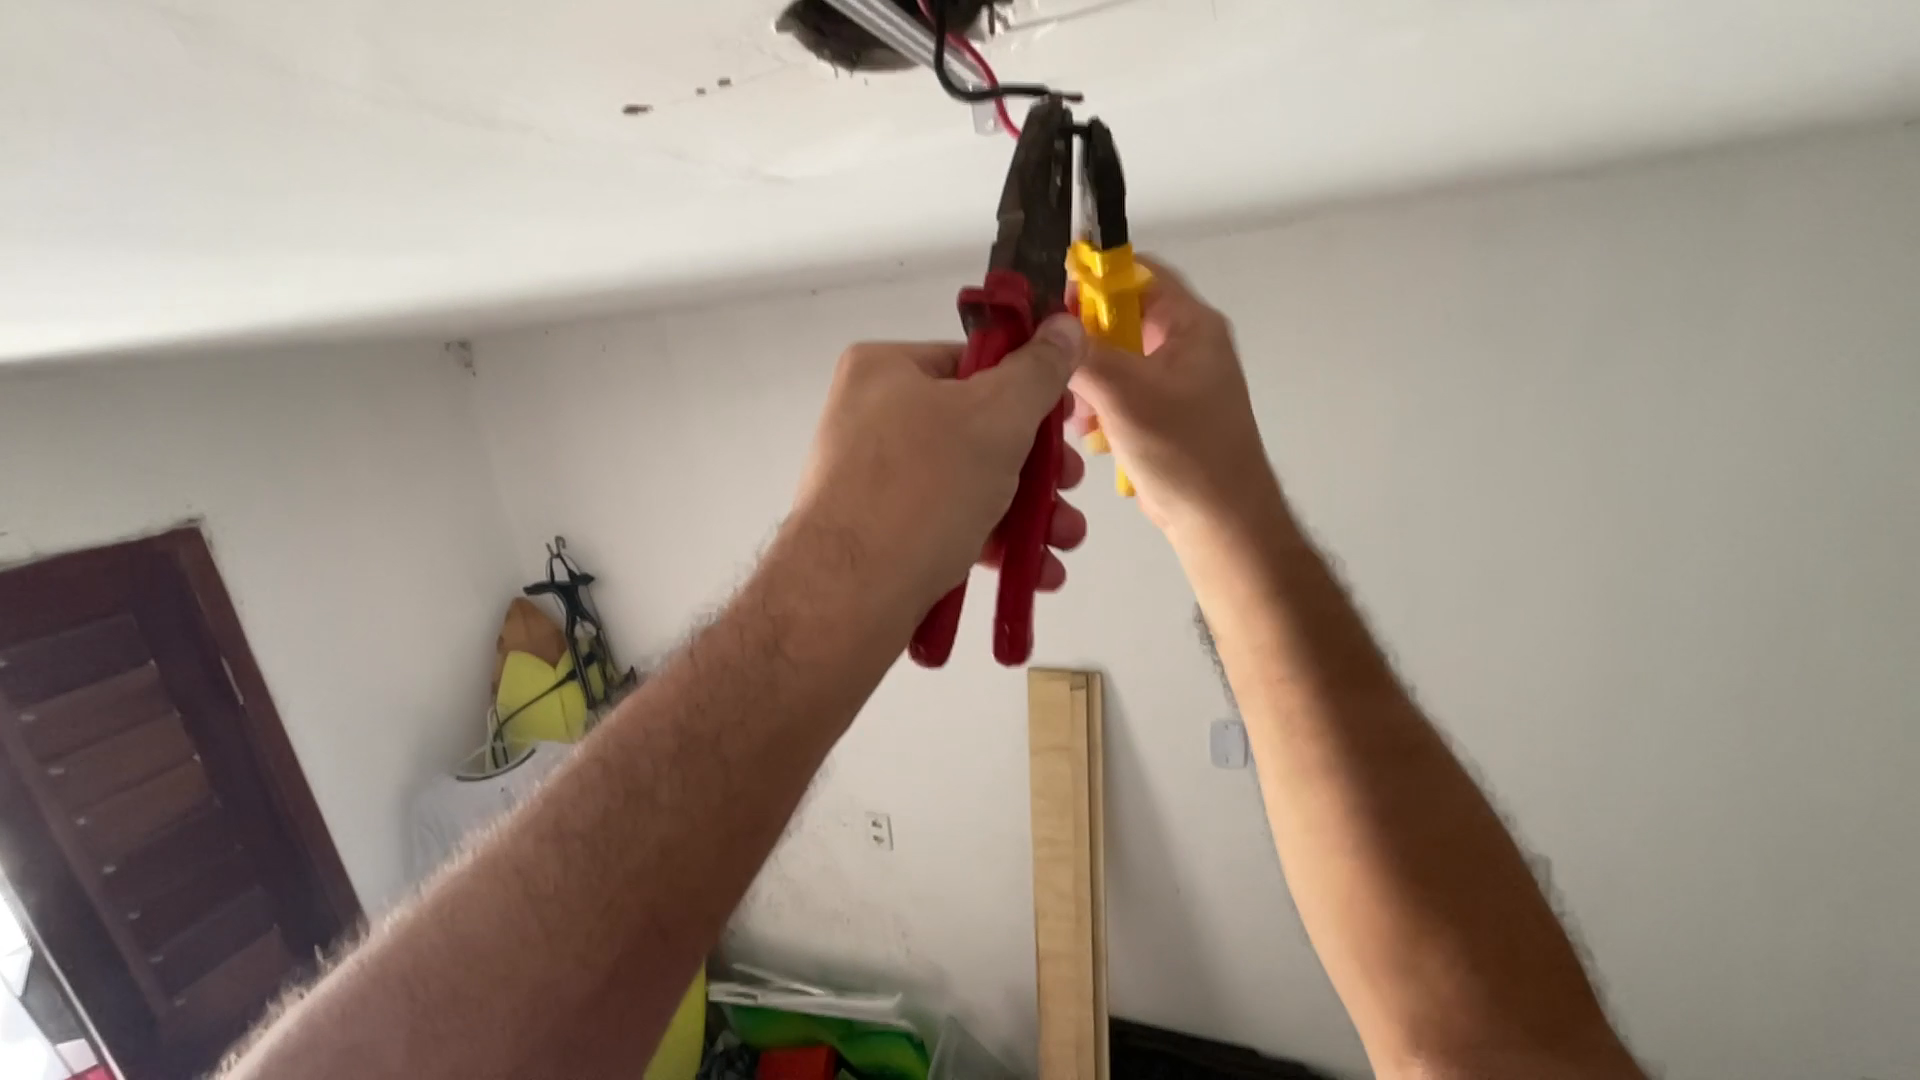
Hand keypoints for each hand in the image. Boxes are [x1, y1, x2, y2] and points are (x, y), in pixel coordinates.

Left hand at [790, 316, 1090, 620]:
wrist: (850, 595)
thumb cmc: (924, 488)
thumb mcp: (997, 417)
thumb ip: (1039, 371)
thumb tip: (1064, 326)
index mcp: (887, 371)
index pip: (975, 364)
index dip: (1030, 391)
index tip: (1068, 422)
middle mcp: (874, 418)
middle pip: (980, 430)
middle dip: (1038, 468)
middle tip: (1070, 488)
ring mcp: (875, 480)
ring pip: (971, 483)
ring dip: (1028, 512)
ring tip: (1064, 541)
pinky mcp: (882, 533)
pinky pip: (949, 523)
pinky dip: (994, 542)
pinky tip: (1036, 571)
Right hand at [1071, 257, 1278, 533]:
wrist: (1221, 520)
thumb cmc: (1182, 449)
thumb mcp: (1125, 394)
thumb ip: (1084, 354)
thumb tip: (1050, 328)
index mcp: (1192, 325)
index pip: (1140, 275)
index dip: (1096, 282)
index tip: (1054, 309)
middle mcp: (1189, 347)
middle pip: (1124, 322)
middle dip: (1085, 344)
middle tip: (1056, 369)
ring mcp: (1179, 384)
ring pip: (1119, 363)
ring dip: (1090, 383)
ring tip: (1073, 412)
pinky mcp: (1168, 418)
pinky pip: (1125, 396)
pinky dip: (1103, 409)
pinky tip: (1089, 434)